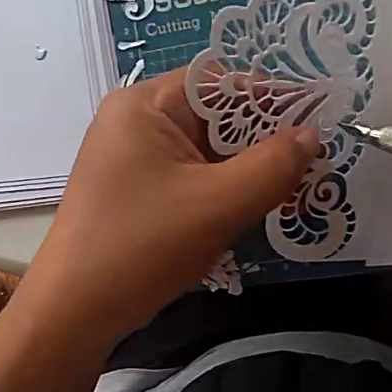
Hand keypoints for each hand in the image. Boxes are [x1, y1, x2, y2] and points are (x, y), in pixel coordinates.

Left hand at [18, 68, 319, 340]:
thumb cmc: (143, 246)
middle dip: (262, 137)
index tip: (316, 120)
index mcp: (144, 105)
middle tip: (314, 160)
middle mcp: (134, 121)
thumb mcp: (218, 204)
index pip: (219, 79)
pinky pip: (190, 176)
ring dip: (245, 167)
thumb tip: (311, 135)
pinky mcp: (135, 191)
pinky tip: (253, 207)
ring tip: (293, 185)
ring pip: (204, 149)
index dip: (270, 96)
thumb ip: (273, 165)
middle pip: (213, 114)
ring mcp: (131, 158)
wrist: (74, 313)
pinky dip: (222, 188)